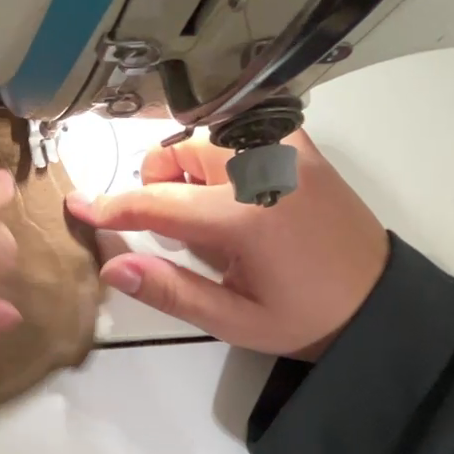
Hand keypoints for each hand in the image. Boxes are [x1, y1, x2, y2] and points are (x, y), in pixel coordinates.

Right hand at [67, 130, 387, 360]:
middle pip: (176, 152)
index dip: (110, 206)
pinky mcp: (300, 144)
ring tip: (211, 214)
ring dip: (187, 168)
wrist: (378, 300)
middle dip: (159, 185)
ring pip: (204, 136)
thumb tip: (110, 265)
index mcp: (246, 216)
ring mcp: (286, 148)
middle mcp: (264, 167)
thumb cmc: (303, 318)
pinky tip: (236, 193)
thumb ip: (169, 290)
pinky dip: (218, 156)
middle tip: (181, 231)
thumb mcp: (232, 320)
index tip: (76, 205)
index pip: (156, 202)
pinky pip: (237, 132)